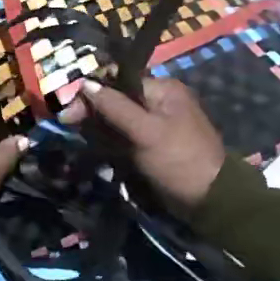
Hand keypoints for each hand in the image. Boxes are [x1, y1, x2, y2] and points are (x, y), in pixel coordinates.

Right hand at [61, 77, 225, 215]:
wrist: (210, 199)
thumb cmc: (179, 159)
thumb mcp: (146, 131)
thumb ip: (115, 106)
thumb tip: (85, 83)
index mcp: (162, 89)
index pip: (117, 80)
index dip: (92, 93)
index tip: (70, 113)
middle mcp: (159, 100)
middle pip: (115, 98)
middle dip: (93, 111)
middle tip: (70, 127)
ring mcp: (155, 122)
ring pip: (117, 118)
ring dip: (99, 128)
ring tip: (84, 141)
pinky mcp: (152, 143)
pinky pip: (124, 135)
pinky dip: (110, 141)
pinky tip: (98, 149)